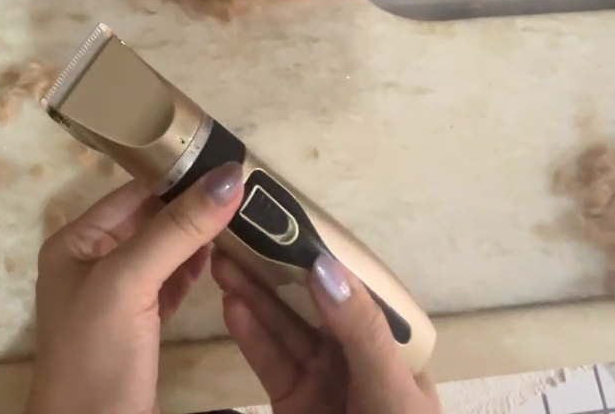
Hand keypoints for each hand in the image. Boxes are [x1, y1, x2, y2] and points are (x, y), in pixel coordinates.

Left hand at [26, 164, 244, 413]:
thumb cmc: (96, 353)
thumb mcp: (130, 281)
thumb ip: (178, 228)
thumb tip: (230, 176)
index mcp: (77, 241)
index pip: (133, 193)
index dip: (178, 177)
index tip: (227, 164)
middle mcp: (94, 261)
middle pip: (151, 220)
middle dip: (192, 207)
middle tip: (245, 191)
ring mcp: (117, 296)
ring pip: (164, 252)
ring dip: (198, 238)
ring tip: (242, 218)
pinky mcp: (140, 326)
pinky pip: (171, 284)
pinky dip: (194, 271)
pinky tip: (221, 259)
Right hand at [213, 250, 442, 413]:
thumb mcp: (391, 396)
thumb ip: (360, 331)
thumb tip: (323, 265)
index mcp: (391, 349)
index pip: (353, 288)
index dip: (319, 253)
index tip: (282, 219)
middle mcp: (355, 359)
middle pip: (310, 303)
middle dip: (274, 268)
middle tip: (237, 232)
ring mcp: (322, 383)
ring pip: (283, 327)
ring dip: (254, 293)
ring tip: (222, 260)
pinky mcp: (292, 404)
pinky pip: (269, 360)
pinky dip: (249, 333)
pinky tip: (231, 306)